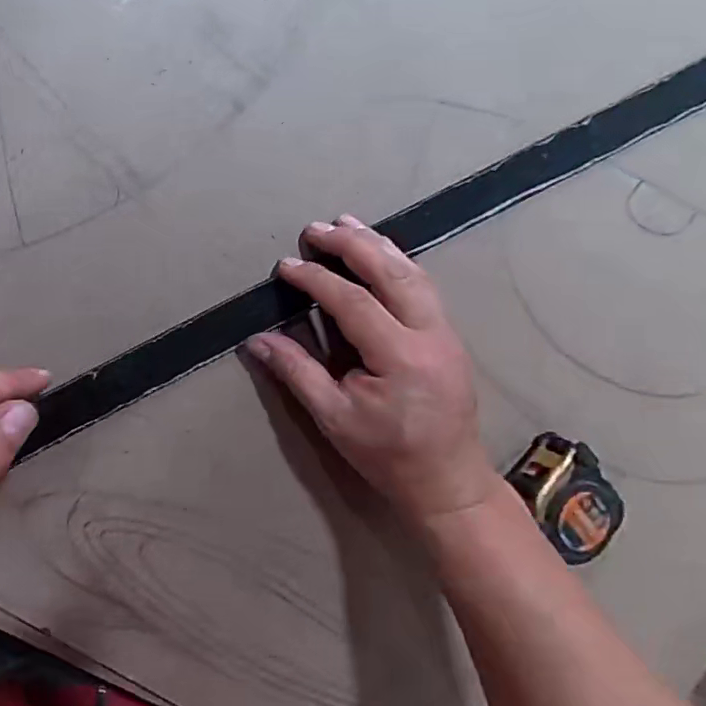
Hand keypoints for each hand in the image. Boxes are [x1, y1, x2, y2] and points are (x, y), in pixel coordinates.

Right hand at [244, 214, 500, 521]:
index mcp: (401, 358)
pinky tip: (378, 253)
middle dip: (352, 245)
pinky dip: (397, 262)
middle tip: (316, 228)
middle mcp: (431, 336)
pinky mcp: (448, 337)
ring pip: (414, 274)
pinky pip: (423, 287)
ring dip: (378, 245)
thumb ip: (297, 372)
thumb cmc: (386, 454)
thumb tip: (257, 340)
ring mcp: (446, 334)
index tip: (285, 266)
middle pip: (393, 274)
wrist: (447, 481)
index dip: (316, 280)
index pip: (354, 302)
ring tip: (346, 224)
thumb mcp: (333, 417)